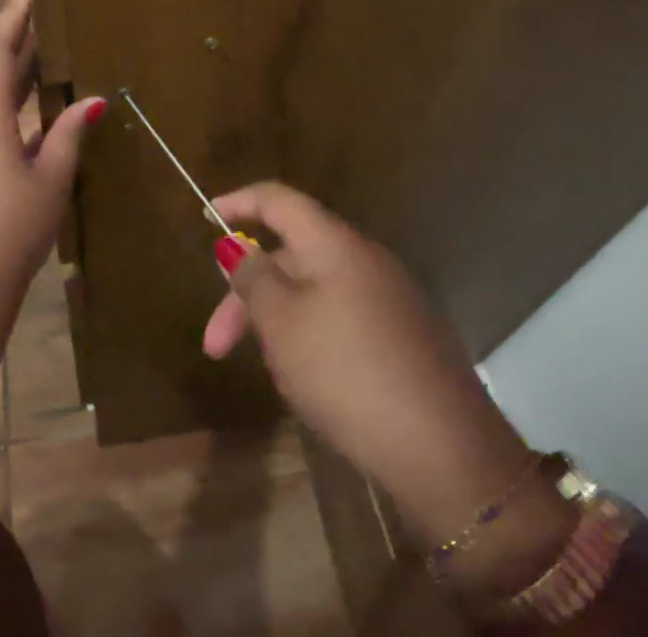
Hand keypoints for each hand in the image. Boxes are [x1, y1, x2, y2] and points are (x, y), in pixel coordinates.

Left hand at [0, 0, 105, 293]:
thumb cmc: (14, 226)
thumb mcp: (51, 178)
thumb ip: (68, 134)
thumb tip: (91, 101)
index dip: (13, 15)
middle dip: (14, 40)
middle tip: (40, 15)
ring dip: (9, 74)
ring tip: (41, 58)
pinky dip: (4, 105)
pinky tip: (29, 114)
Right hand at [202, 182, 530, 524]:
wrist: (442, 446)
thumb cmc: (346, 372)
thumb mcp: (282, 324)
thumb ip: (254, 279)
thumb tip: (238, 248)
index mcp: (337, 246)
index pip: (281, 201)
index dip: (240, 201)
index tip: (205, 215)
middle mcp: (368, 261)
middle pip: (293, 255)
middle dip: (247, 293)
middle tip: (215, 345)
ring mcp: (393, 300)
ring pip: (316, 291)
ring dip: (277, 318)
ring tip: (266, 368)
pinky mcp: (405, 337)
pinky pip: (343, 317)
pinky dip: (310, 334)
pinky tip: (305, 377)